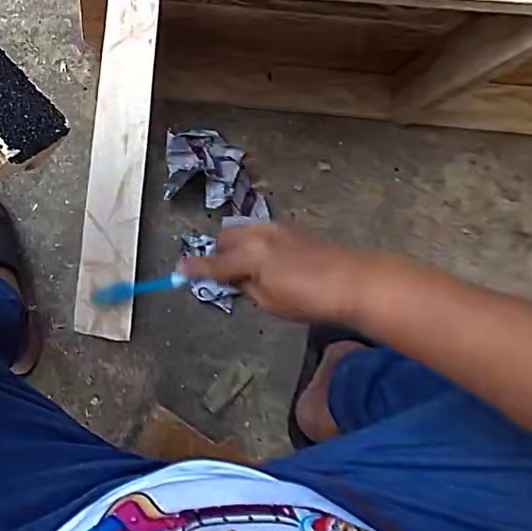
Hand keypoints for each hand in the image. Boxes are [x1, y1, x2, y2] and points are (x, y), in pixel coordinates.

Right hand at [181, 224, 383, 323]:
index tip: (178, 270)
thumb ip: (246, 287)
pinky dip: (254, 245)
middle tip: (220, 275)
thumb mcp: (269, 302)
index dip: (195, 269)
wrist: (353, 280)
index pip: (214, 263)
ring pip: (243, 231)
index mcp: (249, 254)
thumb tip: (237, 278)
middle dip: (217, 253)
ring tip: (245, 270)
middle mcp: (258, 234)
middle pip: (225, 238)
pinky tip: (266, 263)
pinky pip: (261, 233)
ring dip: (236, 247)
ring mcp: (277, 228)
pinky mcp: (292, 230)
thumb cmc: (309, 298)